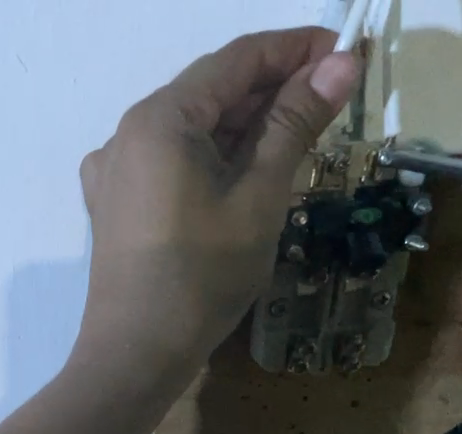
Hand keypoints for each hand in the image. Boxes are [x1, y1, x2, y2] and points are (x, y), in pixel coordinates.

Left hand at [76, 28, 357, 373]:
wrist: (135, 355)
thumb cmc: (201, 277)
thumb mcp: (259, 196)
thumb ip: (295, 123)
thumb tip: (338, 63)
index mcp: (158, 120)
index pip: (235, 59)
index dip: (295, 50)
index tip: (348, 59)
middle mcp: (125, 137)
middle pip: (208, 92)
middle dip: (270, 91)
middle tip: (331, 107)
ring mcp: (113, 175)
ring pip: (188, 130)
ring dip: (242, 127)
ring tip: (297, 142)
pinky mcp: (114, 207)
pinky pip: (167, 164)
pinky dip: (209, 159)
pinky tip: (244, 176)